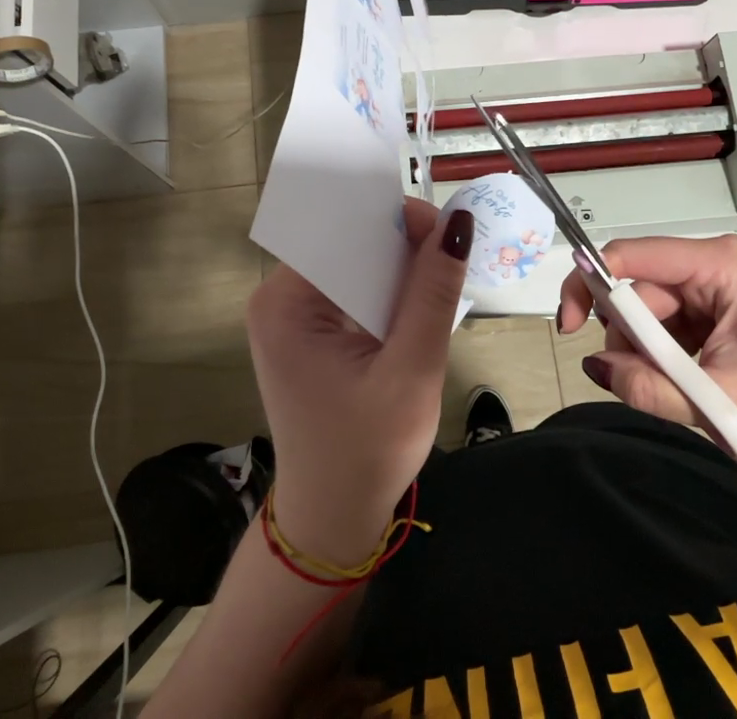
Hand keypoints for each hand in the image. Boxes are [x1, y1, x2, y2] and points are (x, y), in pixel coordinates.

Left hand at [246, 198, 473, 564]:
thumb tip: (458, 223)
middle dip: (401, 244)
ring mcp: (292, 320)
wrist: (334, 518)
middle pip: (346, 246)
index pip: (339, 231)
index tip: (445, 229)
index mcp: (284, 304)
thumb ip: (432, 292)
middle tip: (455, 253)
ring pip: (355, 269)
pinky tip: (422, 301)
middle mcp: (278, 301)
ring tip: (445, 275)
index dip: (393, 219)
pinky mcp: (310, 337)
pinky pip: (353, 294)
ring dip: (400, 270)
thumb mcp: (410, 369)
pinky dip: (389, 294)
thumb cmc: (367, 451)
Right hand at [557, 235, 736, 455]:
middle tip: (638, 383)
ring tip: (676, 391)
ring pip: (648, 310)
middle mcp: (713, 264)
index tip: (567, 327)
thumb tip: (593, 365)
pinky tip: (686, 382)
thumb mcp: (720, 402)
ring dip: (644, 351)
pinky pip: (666, 325)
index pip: (633, 255)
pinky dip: (662, 356)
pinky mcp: (715, 309)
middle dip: (625, 335)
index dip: (590, 283)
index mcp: (721, 264)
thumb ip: (648, 387)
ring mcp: (715, 286)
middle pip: (637, 287)